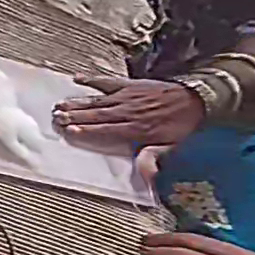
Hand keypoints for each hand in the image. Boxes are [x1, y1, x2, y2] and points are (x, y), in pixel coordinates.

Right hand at [53, 76, 204, 144]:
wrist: (198, 99)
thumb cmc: (181, 125)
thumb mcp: (173, 145)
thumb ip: (154, 157)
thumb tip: (146, 174)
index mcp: (137, 128)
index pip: (106, 130)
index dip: (87, 130)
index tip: (70, 131)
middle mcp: (128, 111)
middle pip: (96, 114)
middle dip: (75, 116)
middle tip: (57, 117)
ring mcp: (127, 96)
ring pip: (97, 100)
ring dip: (77, 103)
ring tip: (60, 105)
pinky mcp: (129, 85)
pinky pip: (107, 81)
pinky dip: (91, 80)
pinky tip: (77, 79)